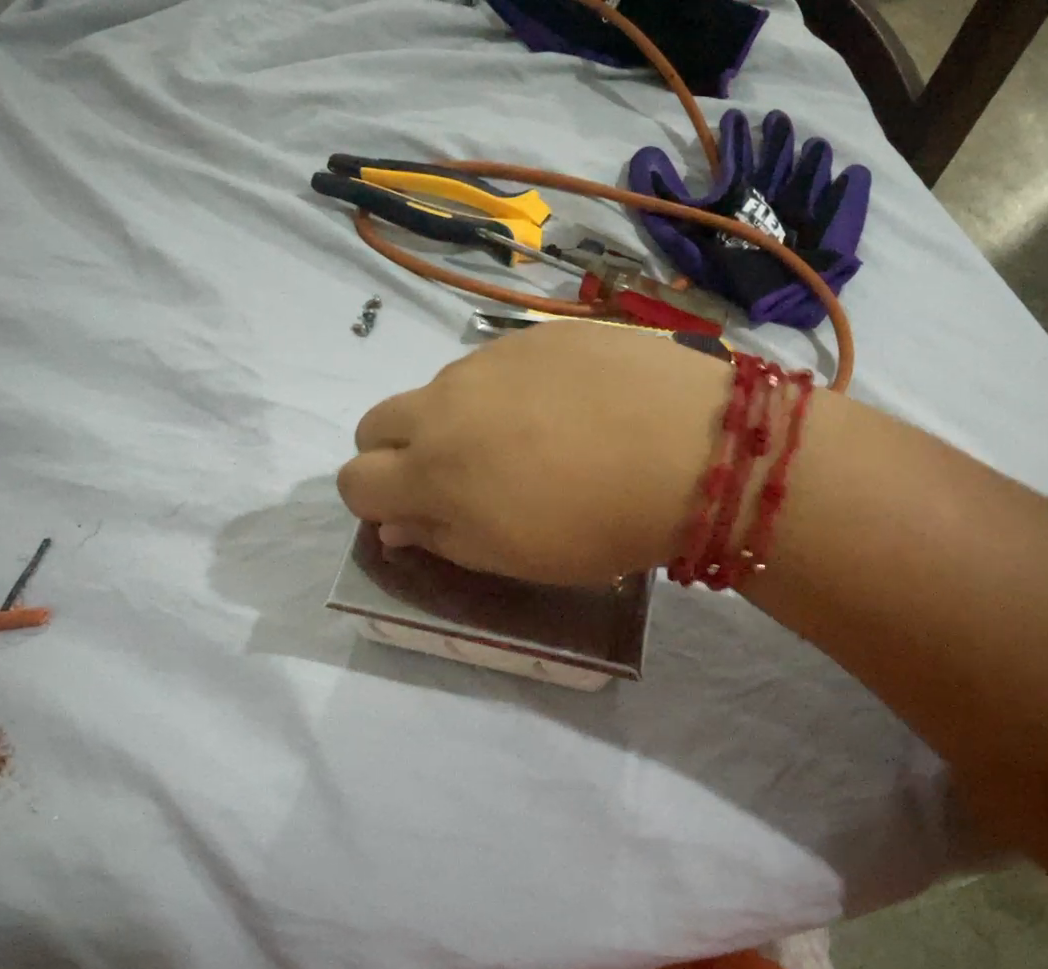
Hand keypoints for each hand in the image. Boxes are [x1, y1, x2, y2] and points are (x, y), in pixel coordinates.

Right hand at [337, 321, 731, 585]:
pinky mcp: (537, 333)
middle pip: (377, 423)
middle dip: (394, 453)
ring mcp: (490, 360)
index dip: (372, 503)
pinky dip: (509, 390)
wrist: (692, 447)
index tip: (412, 515)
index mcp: (431, 469)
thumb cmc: (598, 524)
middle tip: (455, 478)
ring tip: (531, 442)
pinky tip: (569, 409)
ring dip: (457, 418)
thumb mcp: (514, 556)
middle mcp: (444, 403)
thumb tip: (396, 524)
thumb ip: (442, 539)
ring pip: (440, 390)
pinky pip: (497, 363)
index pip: (354, 481)